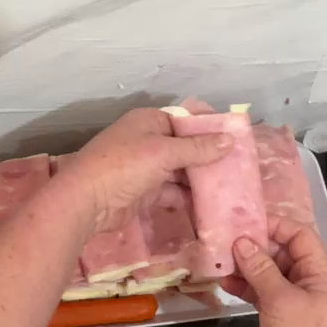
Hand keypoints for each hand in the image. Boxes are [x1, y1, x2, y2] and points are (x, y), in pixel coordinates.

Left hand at [53, 108, 230, 229]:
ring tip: (230, 188)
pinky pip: (171, 192)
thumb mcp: (163, 153)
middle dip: (209, 157)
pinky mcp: (143, 192)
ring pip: (180, 171)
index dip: (209, 128)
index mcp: (149, 122)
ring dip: (200, 180)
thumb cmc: (124, 166)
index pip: (185, 120)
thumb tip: (230, 140)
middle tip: (239, 167)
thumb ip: (197, 148)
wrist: (86, 202)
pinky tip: (209, 205)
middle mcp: (147, 141)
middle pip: (185, 147)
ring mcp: (144, 168)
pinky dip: (187, 197)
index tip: (237, 138)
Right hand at [225, 219, 326, 326]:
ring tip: (219, 262)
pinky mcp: (285, 317)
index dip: (273, 225)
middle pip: (283, 252)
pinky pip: (266, 293)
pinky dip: (248, 288)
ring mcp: (298, 300)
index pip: (299, 235)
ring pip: (271, 273)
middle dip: (255, 246)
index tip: (243, 223)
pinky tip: (225, 284)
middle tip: (224, 242)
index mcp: (320, 272)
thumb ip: (261, 269)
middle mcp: (311, 281)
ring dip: (248, 268)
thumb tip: (242, 241)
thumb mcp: (280, 301)